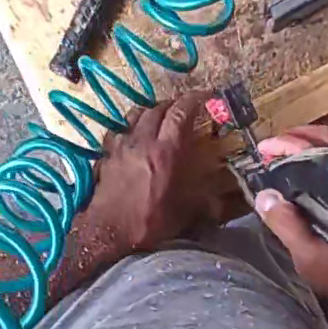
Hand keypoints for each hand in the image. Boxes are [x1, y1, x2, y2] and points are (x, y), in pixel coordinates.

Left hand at [76, 94, 211, 256]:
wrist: (107, 232)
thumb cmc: (148, 223)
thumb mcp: (184, 213)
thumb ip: (204, 202)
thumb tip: (222, 204)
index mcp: (166, 151)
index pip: (180, 112)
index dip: (194, 99)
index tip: (205, 96)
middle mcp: (142, 141)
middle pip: (158, 108)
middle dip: (173, 104)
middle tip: (183, 109)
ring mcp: (121, 146)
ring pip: (135, 115)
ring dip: (149, 112)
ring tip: (158, 119)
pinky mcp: (106, 155)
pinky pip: (118, 131)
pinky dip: (128, 128)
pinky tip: (132, 137)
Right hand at [248, 125, 327, 301]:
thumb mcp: (308, 253)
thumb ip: (286, 224)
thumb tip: (264, 196)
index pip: (318, 148)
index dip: (288, 143)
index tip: (264, 148)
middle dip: (297, 138)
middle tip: (269, 148)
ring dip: (305, 149)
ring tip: (278, 159)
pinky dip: (313, 162)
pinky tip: (295, 178)